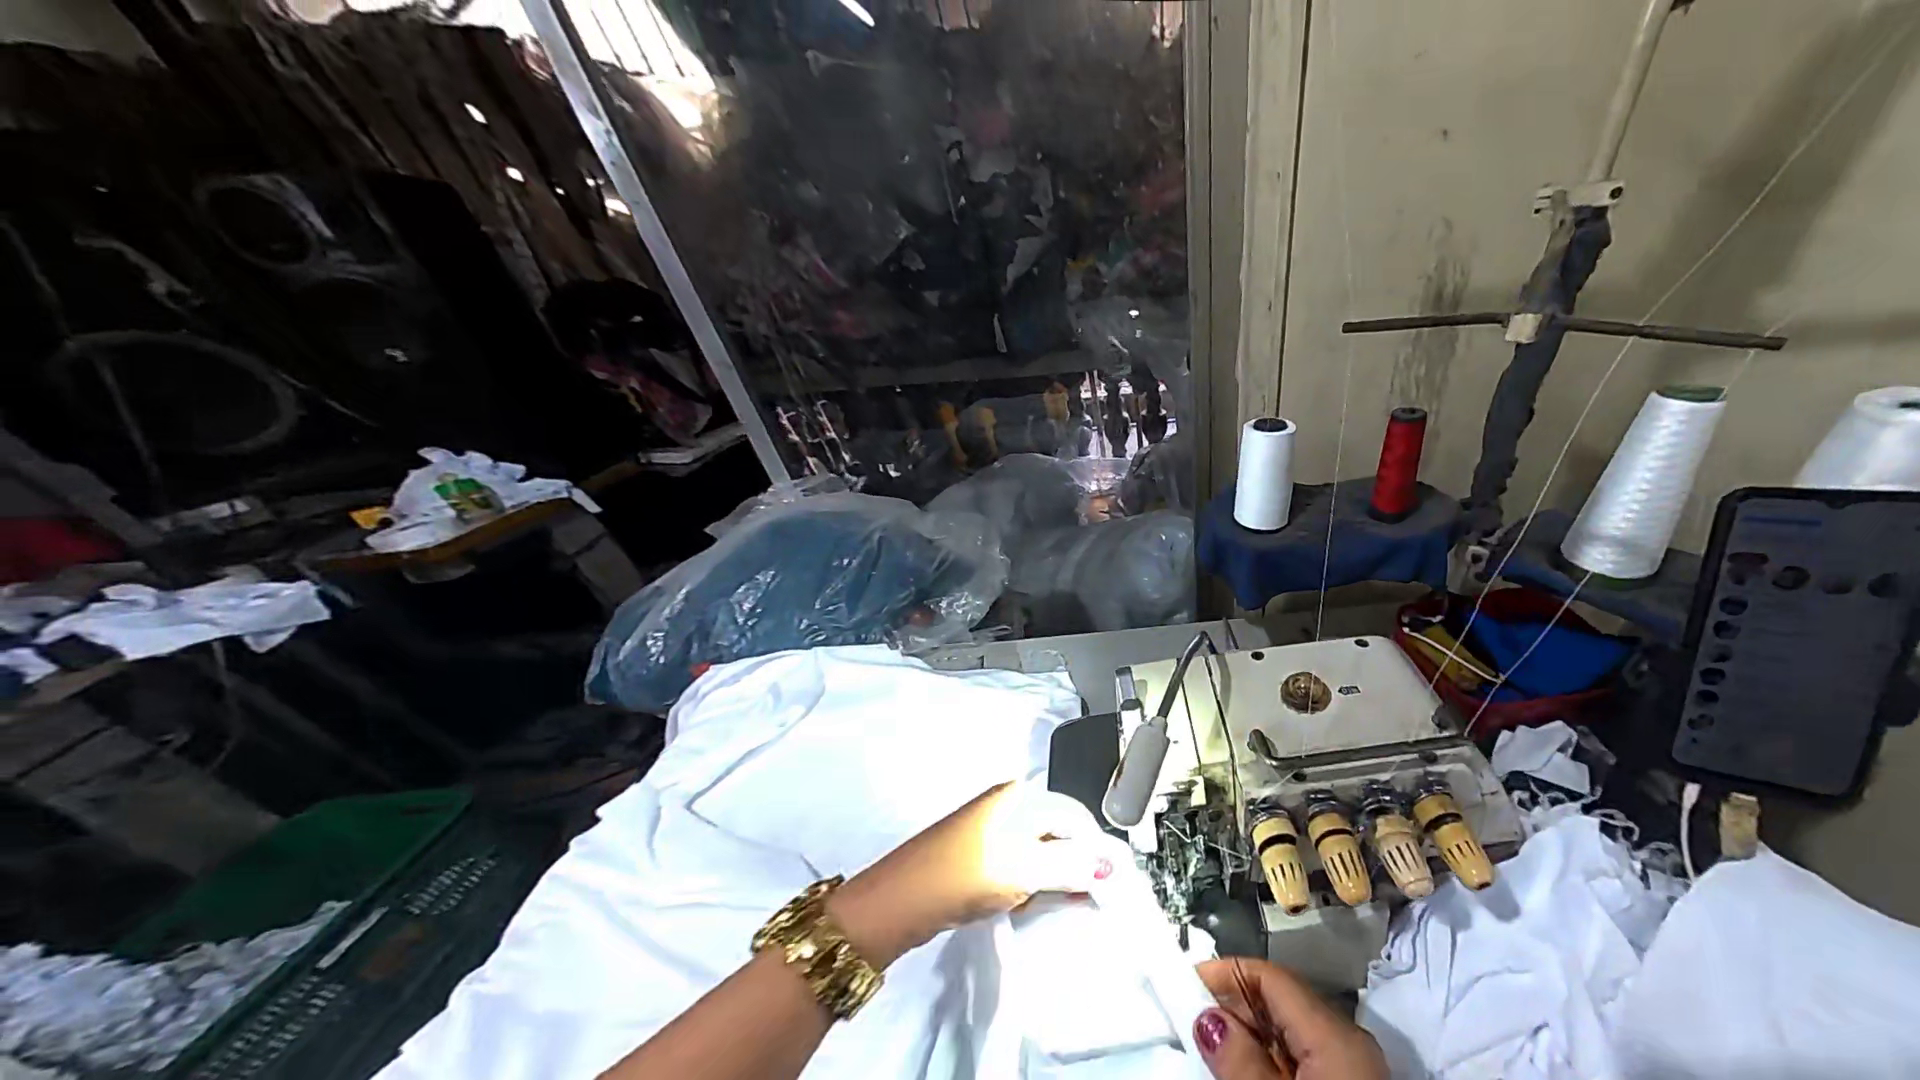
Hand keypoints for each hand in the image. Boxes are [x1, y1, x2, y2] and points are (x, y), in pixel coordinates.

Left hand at [828, 782, 1108, 965]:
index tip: (1110, 881)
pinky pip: (1020, 865)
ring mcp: (991, 830)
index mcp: (1018, 796)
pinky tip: (1031, 900)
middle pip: (1056, 830)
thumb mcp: (1023, 867)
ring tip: (1058, 900)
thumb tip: (1106, 866)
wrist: (903, 899)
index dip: (1094, 846)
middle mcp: (1006, 805)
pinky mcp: (980, 856)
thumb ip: (1068, 865)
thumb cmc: (965, 873)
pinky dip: (1032, 882)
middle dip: (1074, 862)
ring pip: (1039, 850)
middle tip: (1086, 895)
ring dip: (1054, 875)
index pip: (1072, 814)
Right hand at [1193, 959, 1386, 1079]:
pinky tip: (1245, 1072)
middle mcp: (1350, 1041)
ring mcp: (1356, 1069)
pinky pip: (1302, 1059)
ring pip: (1288, 1032)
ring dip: (1247, 1036)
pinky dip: (1268, 1059)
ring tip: (1211, 1053)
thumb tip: (1207, 1017)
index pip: (1269, 975)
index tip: (1180, 987)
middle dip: (1231, 1007)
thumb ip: (1241, 1061)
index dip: (1222, 973)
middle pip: (1279, 1000)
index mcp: (1337, 1034)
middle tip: (1188, 1024)